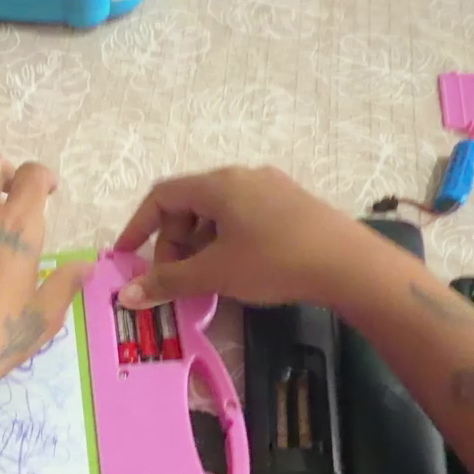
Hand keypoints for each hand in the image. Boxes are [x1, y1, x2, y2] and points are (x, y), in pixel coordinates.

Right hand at [113, 166, 389, 308]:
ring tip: (202, 278)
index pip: (162, 196)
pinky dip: (222, 242)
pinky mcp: (288, 205)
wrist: (348, 264)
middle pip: (188, 205)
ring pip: (215, 214)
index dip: (138, 225)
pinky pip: (239, 218)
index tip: (125, 255)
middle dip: (171, 243)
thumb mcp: (214, 274)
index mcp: (219, 184)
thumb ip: (167, 282)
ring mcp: (268, 188)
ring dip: (196, 245)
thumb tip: (126, 296)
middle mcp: (241, 177)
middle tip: (172, 278)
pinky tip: (232, 270)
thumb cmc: (274, 261)